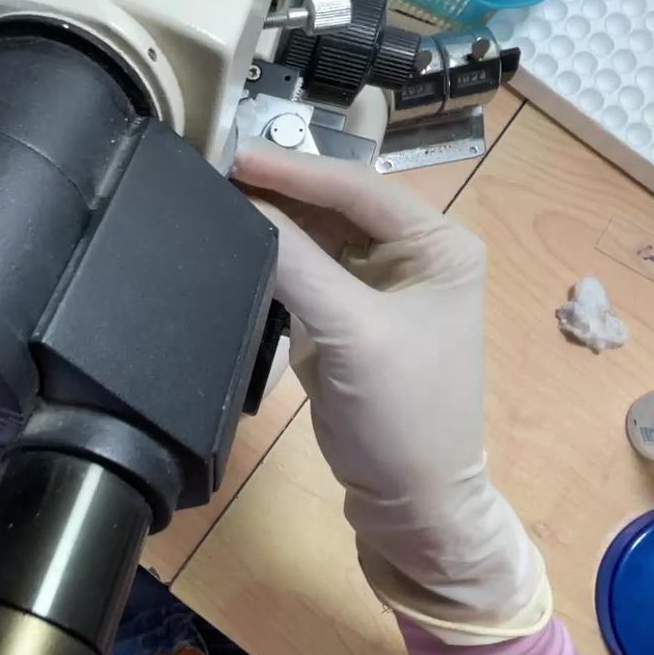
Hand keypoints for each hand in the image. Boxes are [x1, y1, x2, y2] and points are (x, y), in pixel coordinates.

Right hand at [231, 139, 548, 643]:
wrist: (409, 498)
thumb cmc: (402, 414)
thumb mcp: (352, 333)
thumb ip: (298, 265)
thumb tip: (245, 210)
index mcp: (437, 245)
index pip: (357, 189)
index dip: (293, 171)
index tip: (234, 156)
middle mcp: (411, 254)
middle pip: (335, 206)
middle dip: (280, 192)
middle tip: (216, 173)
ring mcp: (376, 285)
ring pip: (317, 236)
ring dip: (274, 222)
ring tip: (218, 202)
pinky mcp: (346, 315)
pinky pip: (306, 272)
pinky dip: (274, 259)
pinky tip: (239, 245)